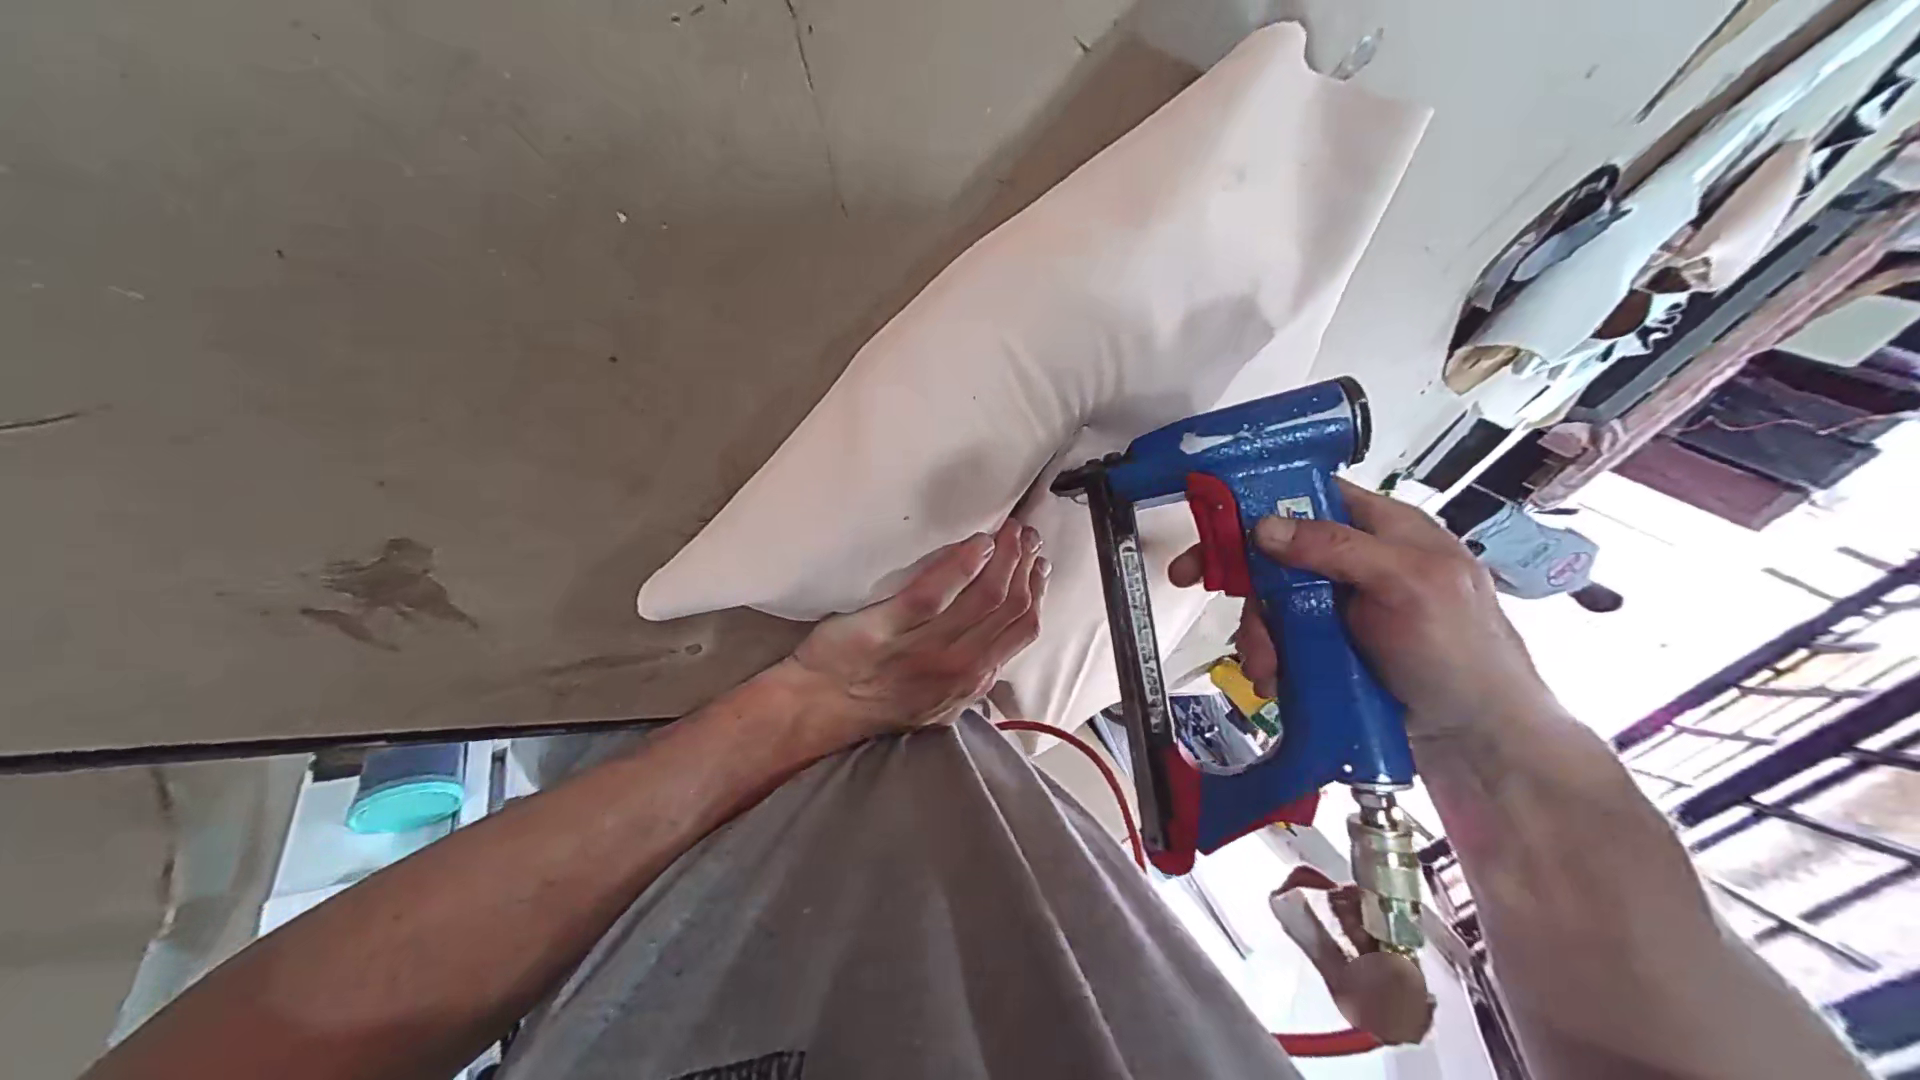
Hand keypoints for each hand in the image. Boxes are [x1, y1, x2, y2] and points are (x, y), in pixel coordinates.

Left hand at [785, 519, 1048, 745]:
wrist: (821, 706)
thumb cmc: (878, 700)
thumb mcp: (940, 705)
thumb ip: (972, 679)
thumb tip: (998, 652)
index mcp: (972, 681)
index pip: (1022, 629)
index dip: (1037, 591)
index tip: (1039, 565)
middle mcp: (957, 665)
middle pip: (1010, 607)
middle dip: (1026, 567)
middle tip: (1029, 537)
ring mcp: (924, 648)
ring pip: (984, 597)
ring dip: (1005, 559)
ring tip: (1010, 532)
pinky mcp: (888, 628)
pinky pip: (933, 591)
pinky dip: (961, 564)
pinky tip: (976, 543)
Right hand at [1169, 479, 1558, 739]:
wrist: (1471, 739)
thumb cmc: (1459, 653)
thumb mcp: (1408, 585)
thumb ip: (1339, 548)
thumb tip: (1263, 527)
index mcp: (1380, 527)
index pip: (1307, 494)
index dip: (1257, 501)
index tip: (1212, 520)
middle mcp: (1350, 559)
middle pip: (1273, 549)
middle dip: (1239, 575)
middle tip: (1188, 580)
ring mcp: (1334, 603)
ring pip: (1269, 598)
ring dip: (1257, 630)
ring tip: (1266, 666)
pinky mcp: (1322, 642)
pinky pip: (1276, 636)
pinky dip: (1267, 655)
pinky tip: (1273, 678)